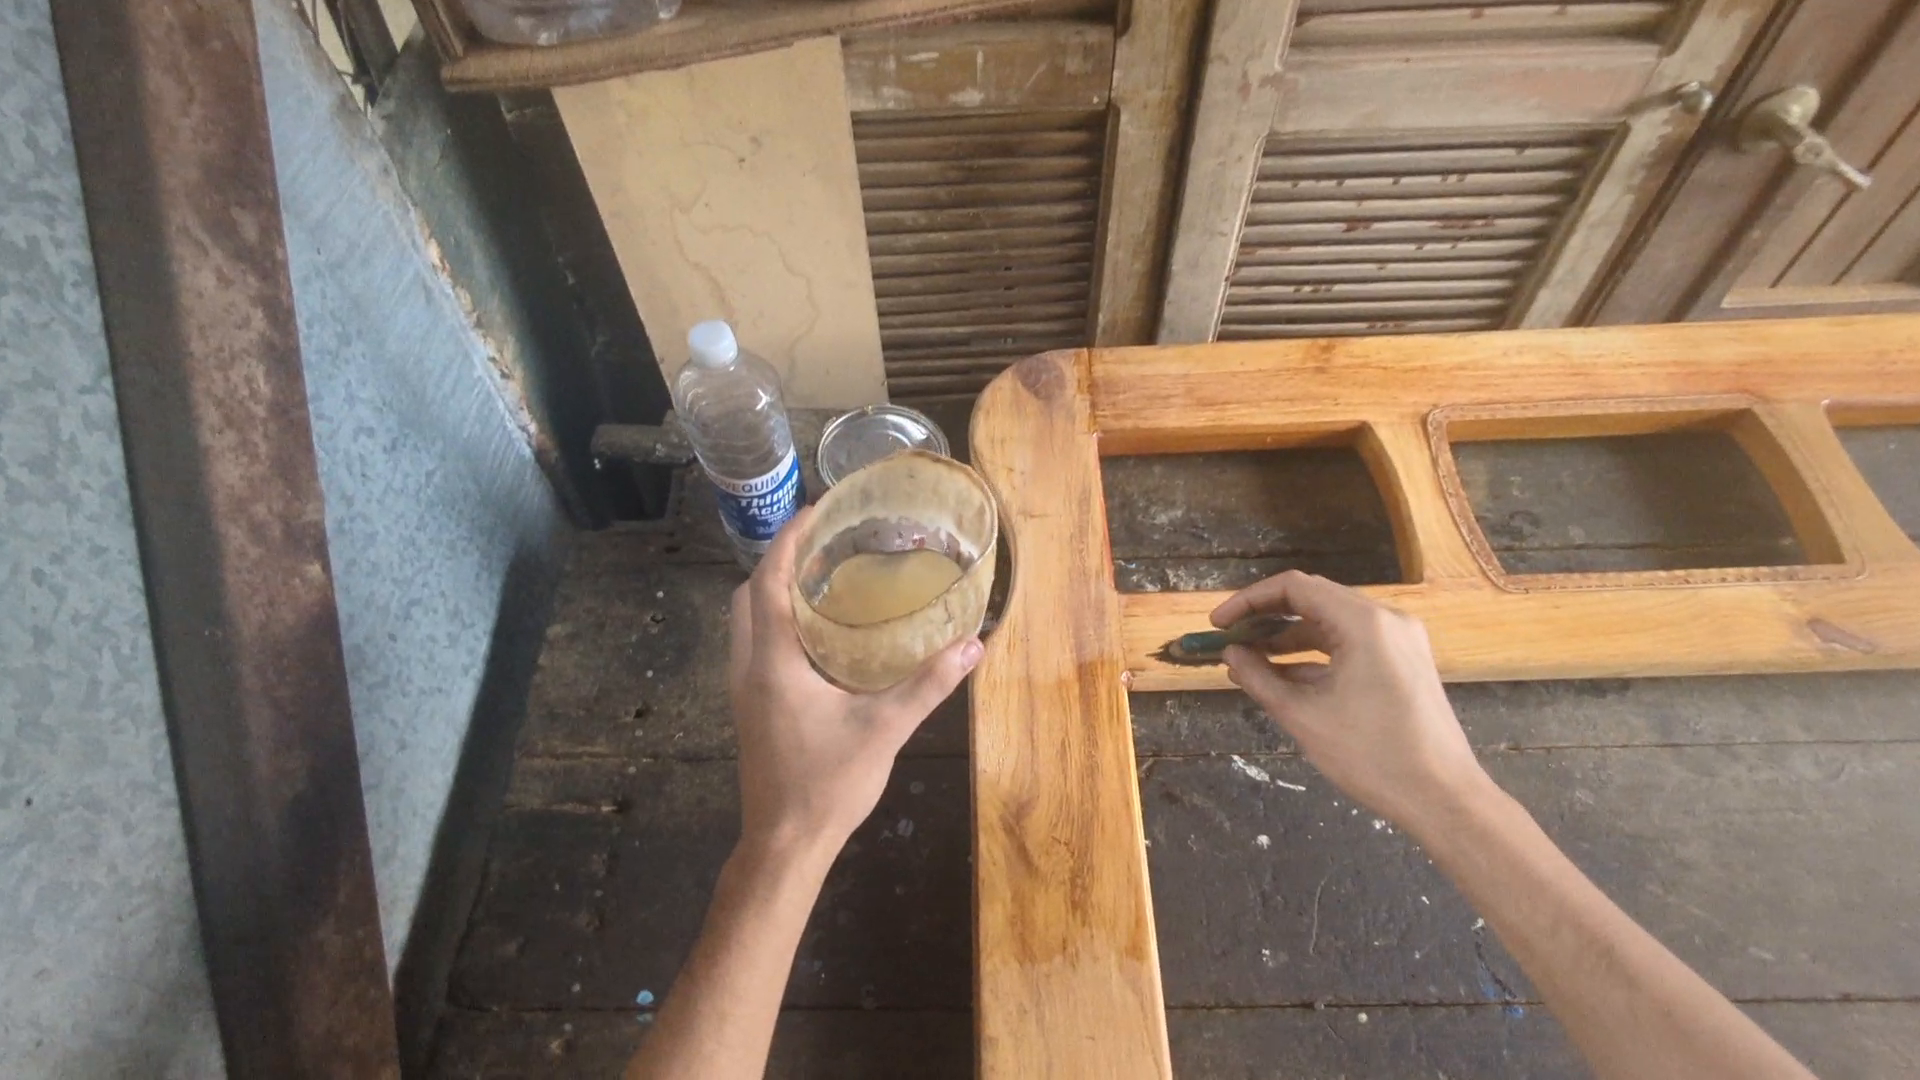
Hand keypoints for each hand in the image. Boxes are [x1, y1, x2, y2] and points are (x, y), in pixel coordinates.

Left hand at [728, 508, 982, 857]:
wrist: (785, 844)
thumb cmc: (828, 784)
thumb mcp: (884, 730)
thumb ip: (928, 685)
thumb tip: (972, 645)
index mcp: (773, 663)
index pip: (769, 582)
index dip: (788, 540)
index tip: (817, 509)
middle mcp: (748, 668)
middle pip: (748, 594)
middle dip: (779, 559)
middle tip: (825, 542)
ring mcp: (744, 689)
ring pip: (746, 621)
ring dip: (774, 590)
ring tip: (823, 576)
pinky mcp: (750, 707)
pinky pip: (755, 644)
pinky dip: (777, 620)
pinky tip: (818, 631)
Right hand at [1213, 571, 1487, 828]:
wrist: (1445, 799)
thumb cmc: (1371, 756)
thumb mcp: (1302, 716)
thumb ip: (1259, 678)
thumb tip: (1230, 654)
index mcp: (1364, 623)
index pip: (1293, 587)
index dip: (1248, 601)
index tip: (1218, 625)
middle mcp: (1385, 620)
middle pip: (1312, 599)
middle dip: (1265, 618)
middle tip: (1229, 640)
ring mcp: (1398, 640)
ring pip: (1329, 622)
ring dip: (1286, 637)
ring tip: (1248, 661)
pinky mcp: (1402, 661)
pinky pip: (1348, 643)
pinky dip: (1312, 655)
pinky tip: (1282, 677)